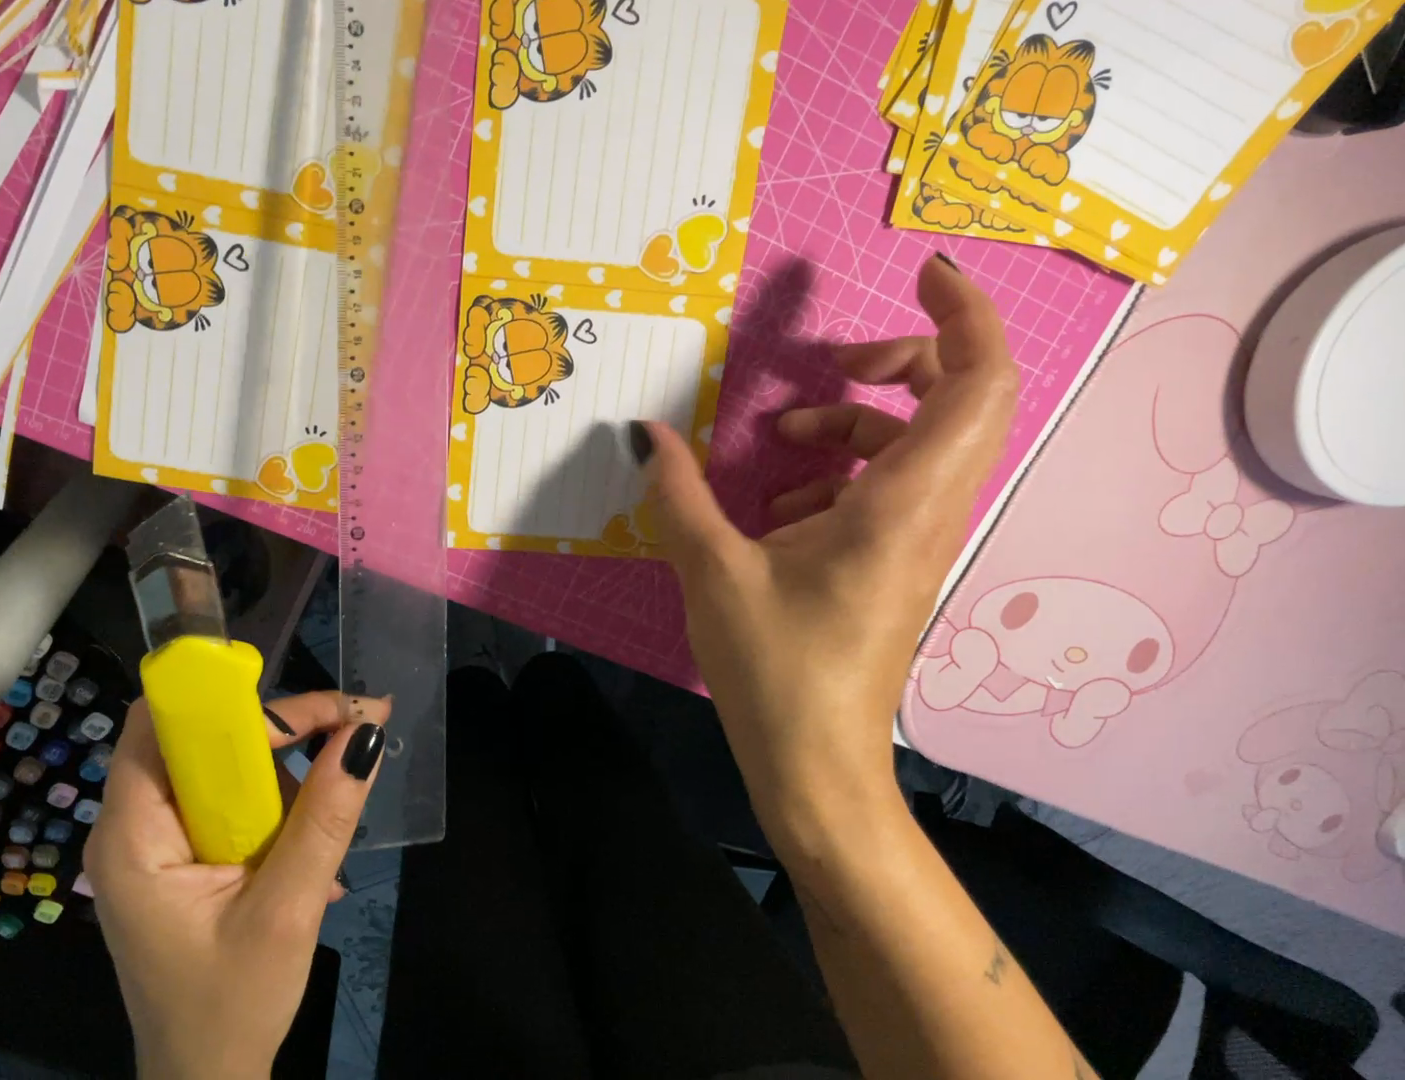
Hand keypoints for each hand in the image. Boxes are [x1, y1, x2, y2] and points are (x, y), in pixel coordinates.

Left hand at [87, 692, 389, 1078]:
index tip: (304, 697)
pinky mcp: (178, 862)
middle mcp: (132, 827)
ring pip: (221, 770)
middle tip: (353, 730)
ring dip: (286, 777)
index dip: (227, 696)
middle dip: (280, 732)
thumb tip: (365, 734)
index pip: (161, 722)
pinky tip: (313, 848)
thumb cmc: (232, 1006)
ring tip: (339, 803)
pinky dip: (275, 810)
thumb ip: (324, 818)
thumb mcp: (287, 911)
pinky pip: (227, 807)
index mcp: (132, 835)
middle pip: (200, 740)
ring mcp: (153, 846)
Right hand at [640, 255, 1016, 828]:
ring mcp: (918, 541)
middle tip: (831, 363)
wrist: (817, 766)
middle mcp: (928, 514)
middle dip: (902, 359)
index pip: (976, 383)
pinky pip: (891, 488)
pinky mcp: (896, 563)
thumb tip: (643, 433)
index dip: (963, 313)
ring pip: (920, 446)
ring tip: (783, 443)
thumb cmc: (774, 668)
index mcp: (900, 506)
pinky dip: (844, 472)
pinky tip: (786, 507)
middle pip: (964, 400)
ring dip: (855, 424)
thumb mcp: (713, 573)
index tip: (921, 272)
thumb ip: (679, 493)